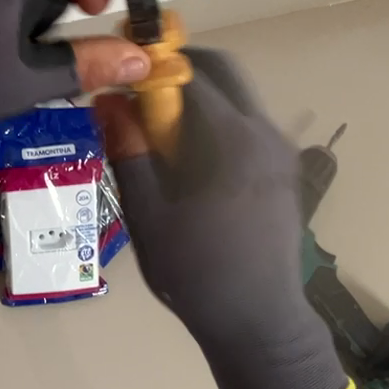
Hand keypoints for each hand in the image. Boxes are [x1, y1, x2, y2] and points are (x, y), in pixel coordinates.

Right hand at [95, 48, 352, 388]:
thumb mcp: (148, 215)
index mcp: (232, 141)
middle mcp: (264, 133)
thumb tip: (106, 99)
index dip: (149, 64)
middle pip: (223, 71)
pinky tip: (186, 156)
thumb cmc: (196, 273)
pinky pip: (245, 122)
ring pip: (236, 95)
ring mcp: (280, 151)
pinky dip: (213, 118)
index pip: (190, 73)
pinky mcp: (283, 169)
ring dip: (196, 95)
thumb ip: (129, 152)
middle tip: (137, 90)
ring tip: (156, 128)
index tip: (118, 71)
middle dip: (178, 67)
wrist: (260, 324)